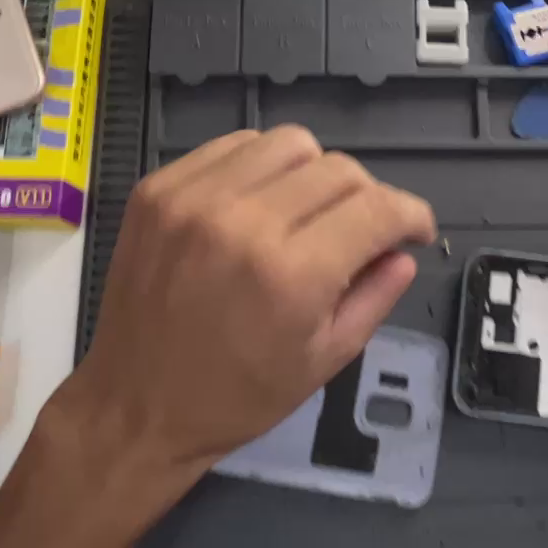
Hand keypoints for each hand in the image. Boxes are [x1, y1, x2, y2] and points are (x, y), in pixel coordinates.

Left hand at [63, 126, 437, 472]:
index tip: (414, 230)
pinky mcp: (159, 188)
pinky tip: (258, 203)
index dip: (411, 214)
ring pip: (290, 143)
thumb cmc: (236, 397)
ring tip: (305, 212)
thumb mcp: (325, 360)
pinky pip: (234, 146)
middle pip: (339, 168)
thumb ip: (376, 296)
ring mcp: (194, 197)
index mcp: (292, 274)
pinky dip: (261, 167)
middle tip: (358, 232)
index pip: (377, 208)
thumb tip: (402, 250)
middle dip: (367, 197)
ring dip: (315, 173)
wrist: (134, 405)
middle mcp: (244, 221)